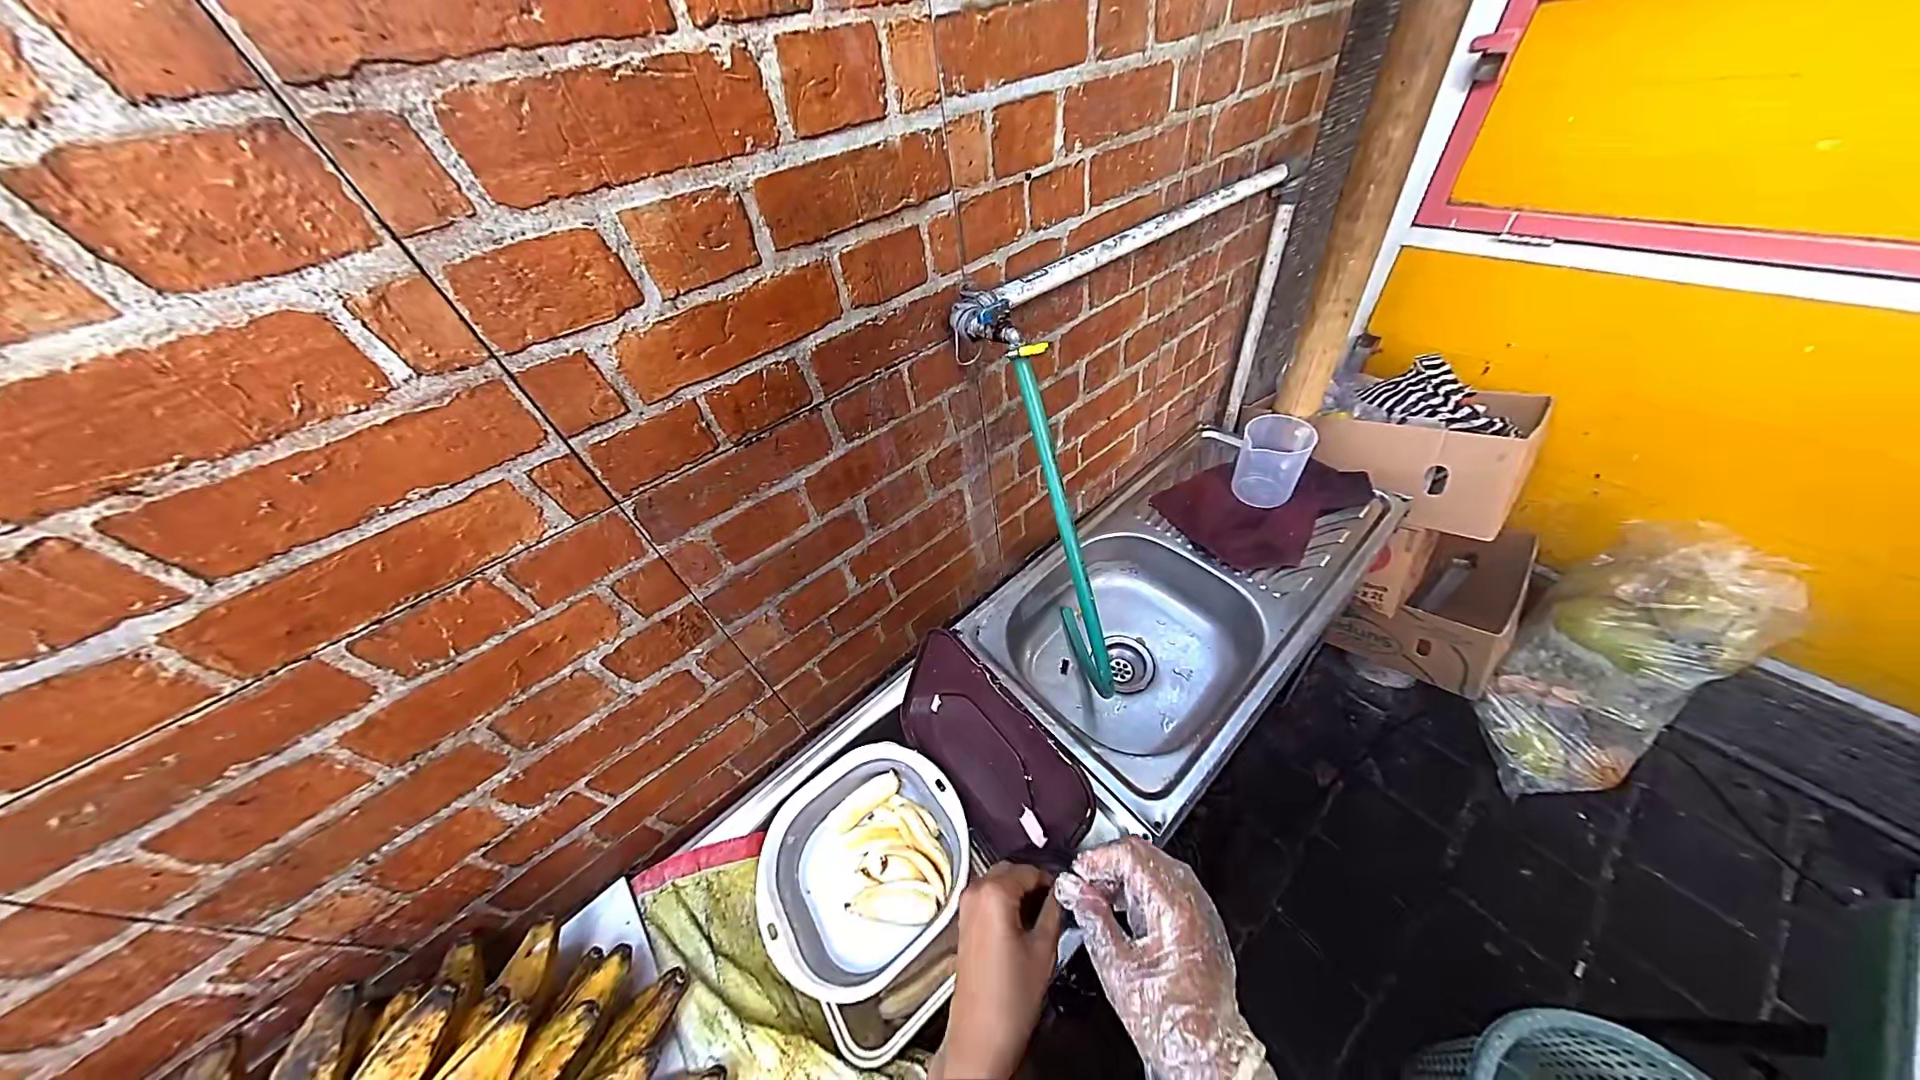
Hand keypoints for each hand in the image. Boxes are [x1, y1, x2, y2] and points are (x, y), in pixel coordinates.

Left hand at [934, 862, 1062, 1078]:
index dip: (1050, 878)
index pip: (1028, 869)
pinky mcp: (964, 923)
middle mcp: (974, 894)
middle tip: (1056, 899)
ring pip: (997, 882)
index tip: (1064, 889)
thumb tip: (1060, 894)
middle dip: (1033, 881)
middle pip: (1010, 870)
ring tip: (1042, 913)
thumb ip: (1053, 911)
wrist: (981, 1035)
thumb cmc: (1008, 1000)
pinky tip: (1022, 924)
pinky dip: (1005, 902)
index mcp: (993, 893)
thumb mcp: (1043, 949)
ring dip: (1018, 890)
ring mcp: (965, 908)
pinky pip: (987, 898)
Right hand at [1054, 838, 1266, 1079]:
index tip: (1078, 874)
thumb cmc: (1169, 1021)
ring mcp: (1200, 909)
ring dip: (1124, 875)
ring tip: (1101, 900)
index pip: (1131, 854)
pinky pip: (1167, 885)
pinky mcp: (1200, 921)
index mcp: (1174, 907)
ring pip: (1155, 866)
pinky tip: (1124, 910)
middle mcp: (1193, 901)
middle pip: (1145, 853)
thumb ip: (1092, 919)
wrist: (1207, 1054)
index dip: (1097, 858)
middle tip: (1085, 886)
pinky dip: (1141, 888)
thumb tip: (1072, 888)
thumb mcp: (1117, 968)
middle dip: (1109, 864)